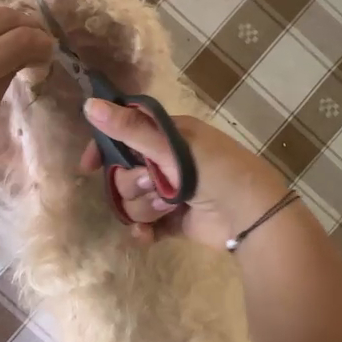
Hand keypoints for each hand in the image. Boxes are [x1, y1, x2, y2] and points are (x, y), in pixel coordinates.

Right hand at [80, 98, 292, 246]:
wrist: (252, 216)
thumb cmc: (216, 171)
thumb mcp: (172, 147)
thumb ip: (130, 129)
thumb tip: (89, 104)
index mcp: (168, 137)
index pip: (123, 137)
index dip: (104, 151)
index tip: (89, 167)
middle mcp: (166, 163)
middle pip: (123, 175)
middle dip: (133, 185)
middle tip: (156, 185)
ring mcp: (170, 193)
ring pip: (133, 202)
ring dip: (146, 208)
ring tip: (170, 208)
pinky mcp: (174, 221)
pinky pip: (145, 225)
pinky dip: (144, 231)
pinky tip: (146, 236)